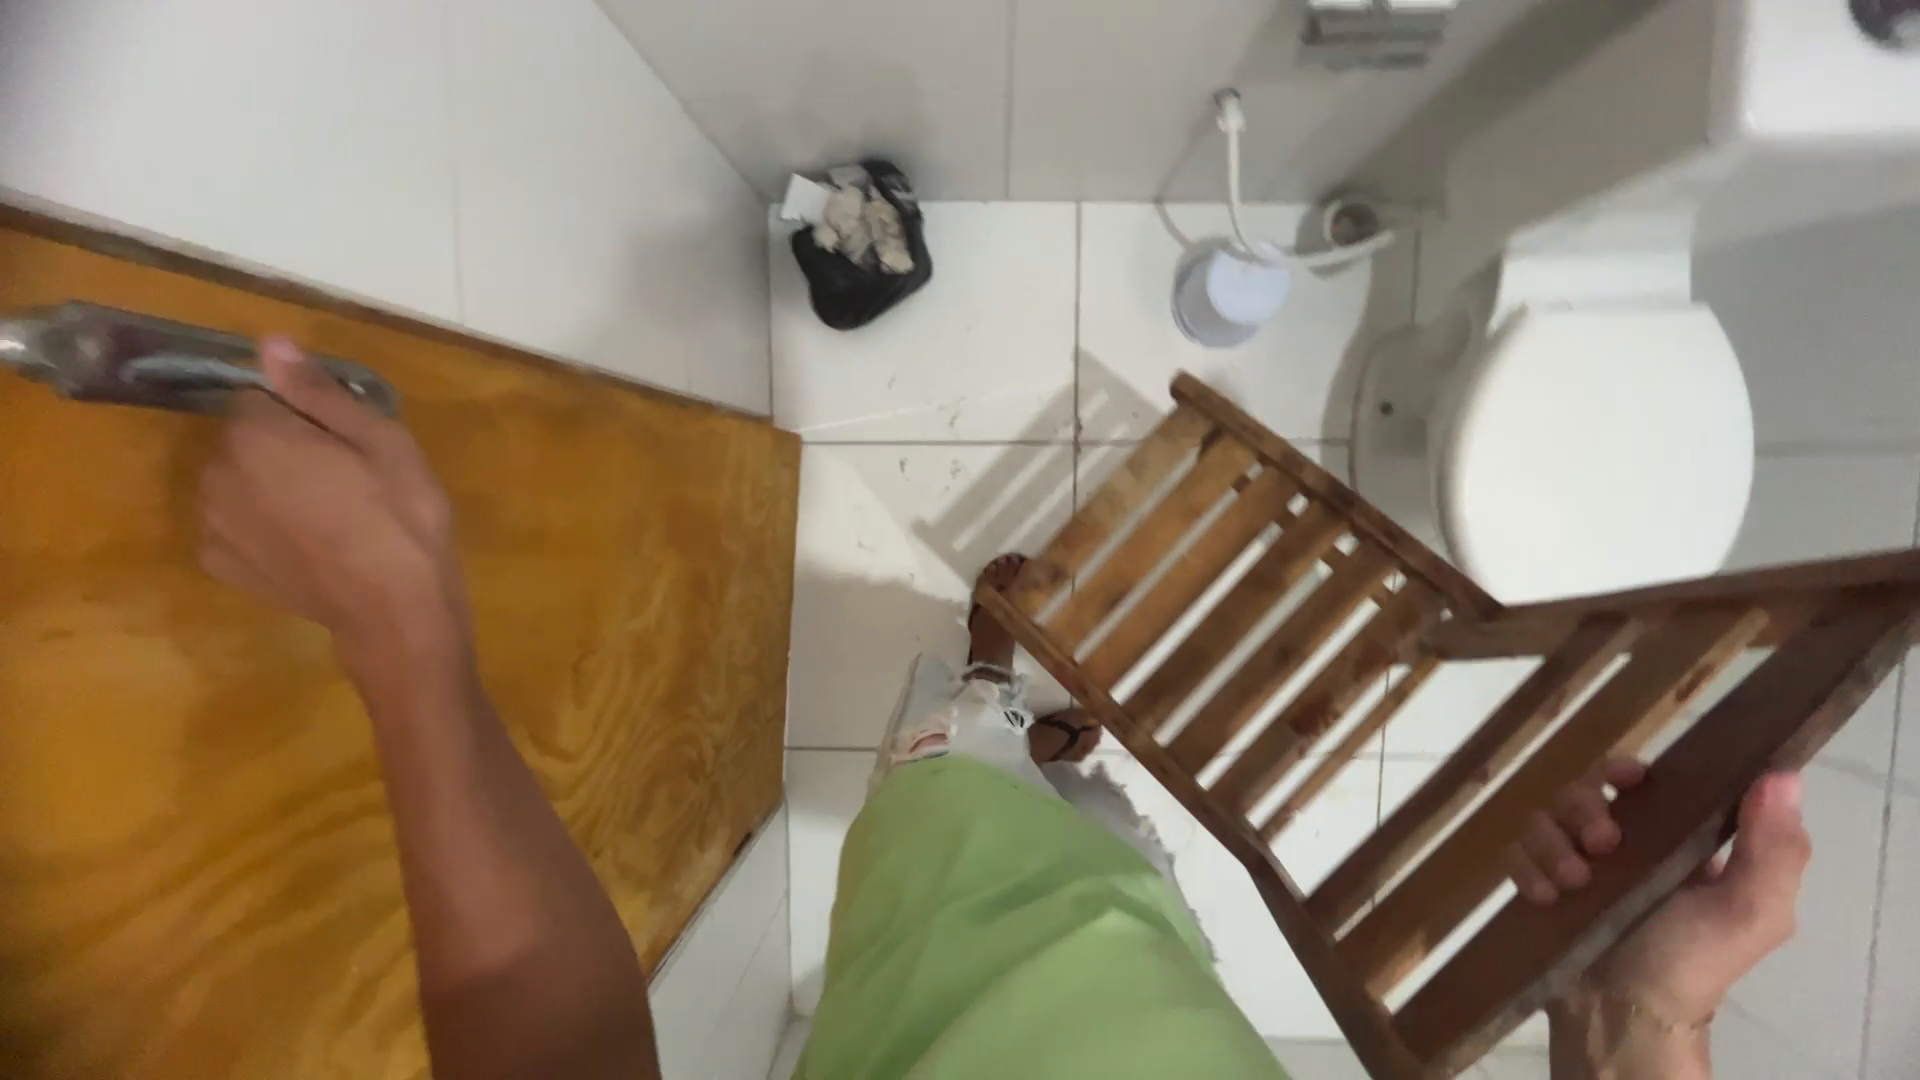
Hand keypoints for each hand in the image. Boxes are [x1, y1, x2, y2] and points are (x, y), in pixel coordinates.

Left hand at [199, 337, 464, 655]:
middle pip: (244, 441)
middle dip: (284, 450)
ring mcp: (212, 522)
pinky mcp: (221, 562)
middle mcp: (216, 471)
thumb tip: (272, 343)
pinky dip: (264, 528)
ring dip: (271, 488)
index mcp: (258, 435)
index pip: (259, 397)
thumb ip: (323, 394)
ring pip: (237, 484)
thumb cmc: (404, 517)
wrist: (395, 606)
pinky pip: (236, 526)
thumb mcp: (387, 445)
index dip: (304, 414)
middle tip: (349, 480)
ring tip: (332, 516)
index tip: (347, 441)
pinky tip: (311, 545)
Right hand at [1509, 762, 1810, 1027]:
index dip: (1621, 771)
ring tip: (1573, 883)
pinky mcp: (1533, 879)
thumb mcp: (1753, 911)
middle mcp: (1617, 844)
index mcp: (1671, 841)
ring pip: (1540, 818)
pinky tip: (1548, 897)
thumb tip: (1783, 775)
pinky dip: (1526, 869)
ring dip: (1552, 845)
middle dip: (1580, 810)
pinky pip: (1513, 850)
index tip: (1621, 780)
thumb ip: (1773, 847)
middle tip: (1599, 845)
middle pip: (1577, 792)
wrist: (1623, 1012)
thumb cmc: (1692, 959)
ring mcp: (1569, 860)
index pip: (1637, 783)